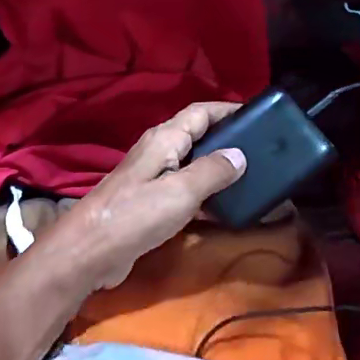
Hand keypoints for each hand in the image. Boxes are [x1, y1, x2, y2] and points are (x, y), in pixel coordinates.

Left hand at [29, 102, 247, 293]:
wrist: (92, 249)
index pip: (200, 112)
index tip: (261, 115)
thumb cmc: (136, 214)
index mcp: (164, 139)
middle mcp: (158, 152)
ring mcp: (153, 177)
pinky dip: (208, 194)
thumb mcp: (180, 191)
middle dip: (229, 139)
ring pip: (193, 164)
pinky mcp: (151, 203)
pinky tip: (229, 208)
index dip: (228, 109)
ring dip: (220, 169)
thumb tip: (240, 154)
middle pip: (198, 136)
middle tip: (267, 151)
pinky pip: (187, 190)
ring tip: (256, 178)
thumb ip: (211, 171)